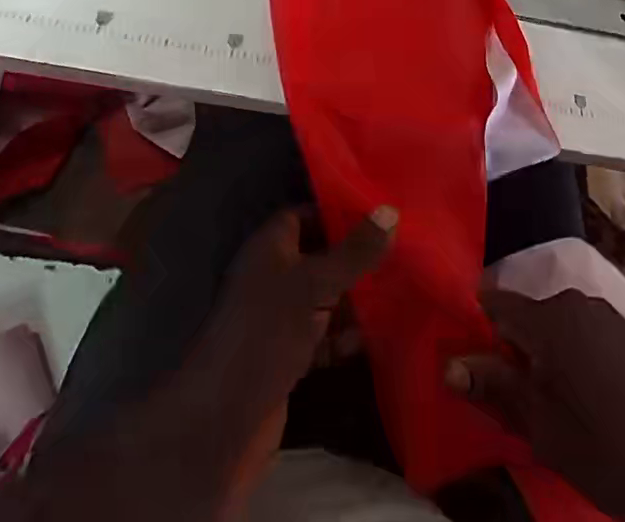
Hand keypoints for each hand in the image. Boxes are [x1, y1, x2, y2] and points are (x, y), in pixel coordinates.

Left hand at [179, 205, 398, 476]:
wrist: (225, 415)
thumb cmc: (266, 330)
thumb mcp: (314, 284)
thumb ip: (354, 252)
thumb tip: (390, 209)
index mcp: (268, 248)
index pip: (301, 216)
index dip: (335, 213)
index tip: (377, 215)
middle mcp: (271, 278)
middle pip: (317, 259)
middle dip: (354, 260)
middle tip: (399, 255)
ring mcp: (278, 319)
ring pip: (322, 300)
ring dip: (354, 302)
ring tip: (398, 295)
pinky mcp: (287, 356)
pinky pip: (321, 337)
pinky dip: (343, 338)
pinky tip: (372, 339)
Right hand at [447, 288, 624, 521]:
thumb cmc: (604, 450)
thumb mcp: (538, 423)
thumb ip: (491, 385)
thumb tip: (448, 363)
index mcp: (549, 316)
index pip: (494, 303)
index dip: (477, 328)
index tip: (469, 359)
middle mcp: (577, 302)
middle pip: (526, 313)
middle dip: (511, 346)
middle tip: (508, 393)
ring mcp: (608, 317)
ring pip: (555, 324)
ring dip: (543, 352)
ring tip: (545, 400)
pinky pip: (583, 333)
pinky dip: (572, 356)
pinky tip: (581, 398)